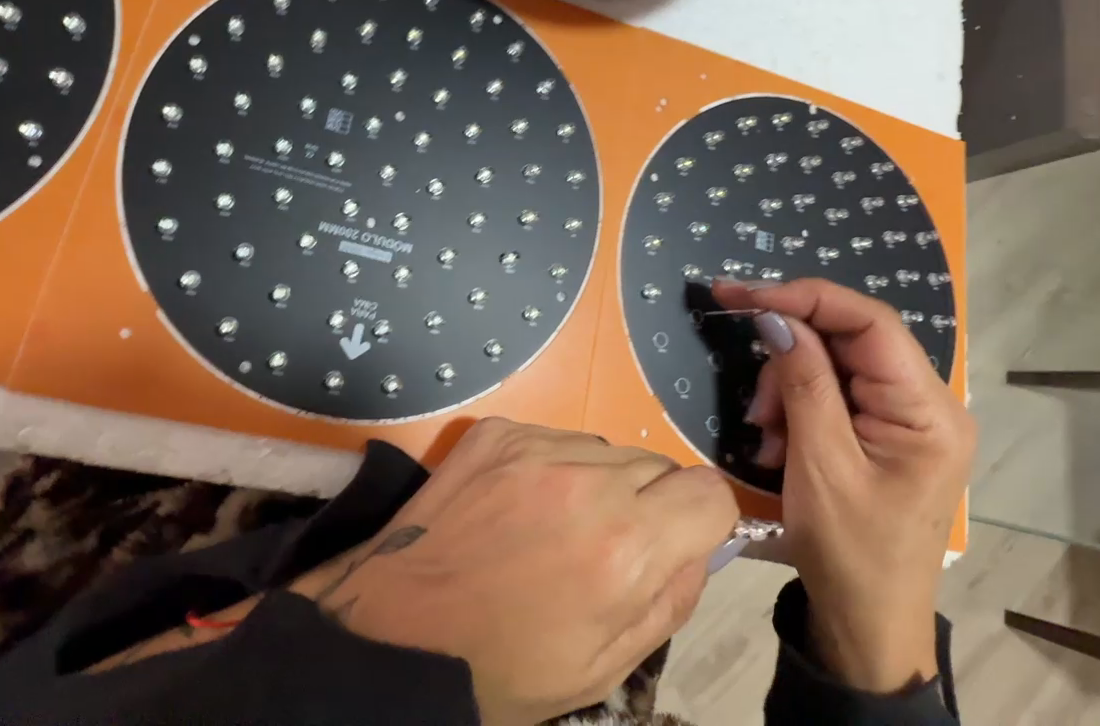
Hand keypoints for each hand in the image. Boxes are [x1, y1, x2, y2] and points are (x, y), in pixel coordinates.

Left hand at [316, 418, 737, 725]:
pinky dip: (551, 466)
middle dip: (646, 505)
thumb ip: (671, 598)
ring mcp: (535, 447)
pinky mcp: (496, 431)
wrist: (390, 634)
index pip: (709, 493)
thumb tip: (699, 547)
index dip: (699, 522)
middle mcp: (586, 481)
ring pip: (607, 449)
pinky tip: (517, 505)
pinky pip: (556, 436)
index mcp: (625, 547)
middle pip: (658, 466)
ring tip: (551, 527)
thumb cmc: (502, 667)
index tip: (673, 542)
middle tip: (601, 547)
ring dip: (597, 482)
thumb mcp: (605, 665)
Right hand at [712, 277, 974, 693]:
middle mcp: (927, 403)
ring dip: (788, 389)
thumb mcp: (818, 464)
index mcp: (928, 410)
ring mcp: (908, 418)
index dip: (804, 297)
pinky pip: (834, 394)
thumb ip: (803, 380)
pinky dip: (797, 409)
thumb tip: (775, 315)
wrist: (867, 624)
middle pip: (849, 340)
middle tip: (756, 405)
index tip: (743, 295)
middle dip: (791, 359)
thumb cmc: (850, 552)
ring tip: (767, 438)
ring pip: (834, 364)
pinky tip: (778, 445)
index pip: (868, 321)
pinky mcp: (885, 432)